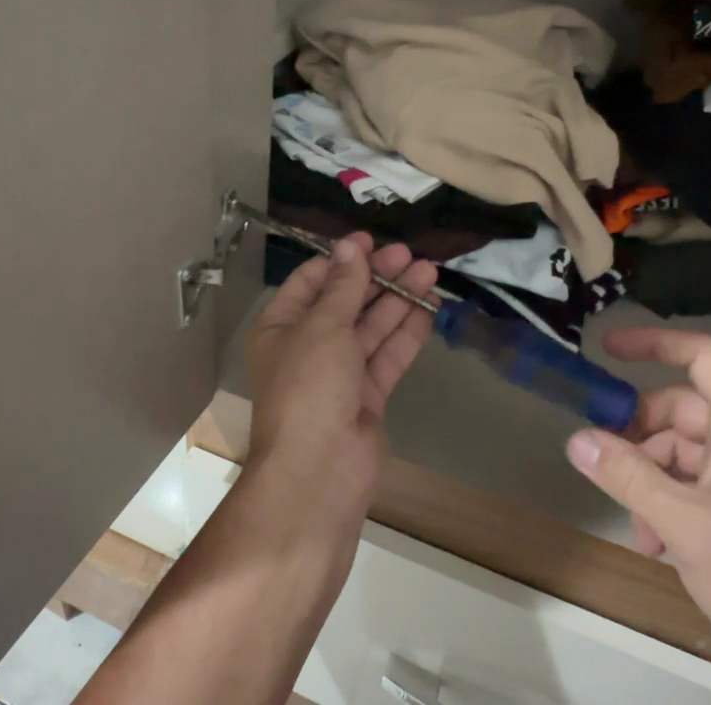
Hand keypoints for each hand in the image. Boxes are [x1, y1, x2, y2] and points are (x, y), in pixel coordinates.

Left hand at [245, 233, 438, 512]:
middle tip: (410, 255)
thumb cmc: (309, 387)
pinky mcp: (367, 397)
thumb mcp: (323, 327)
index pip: (311, 283)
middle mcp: (308, 347)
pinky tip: (429, 309)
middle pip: (345, 303)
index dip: (341, 260)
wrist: (319, 469)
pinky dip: (407, 333)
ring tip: (429, 272)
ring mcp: (339, 375)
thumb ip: (343, 288)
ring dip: (398, 300)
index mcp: (281, 327)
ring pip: (371, 328)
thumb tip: (350, 247)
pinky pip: (387, 357)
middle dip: (376, 278)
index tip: (371, 241)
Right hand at [564, 329, 710, 704]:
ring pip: (682, 455)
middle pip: (683, 411)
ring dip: (647, 479)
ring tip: (634, 527)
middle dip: (638, 433)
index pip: (705, 359)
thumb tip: (575, 438)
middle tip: (599, 458)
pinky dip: (665, 506)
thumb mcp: (686, 527)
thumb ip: (628, 477)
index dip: (655, 343)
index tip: (605, 348)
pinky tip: (653, 544)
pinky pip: (694, 489)